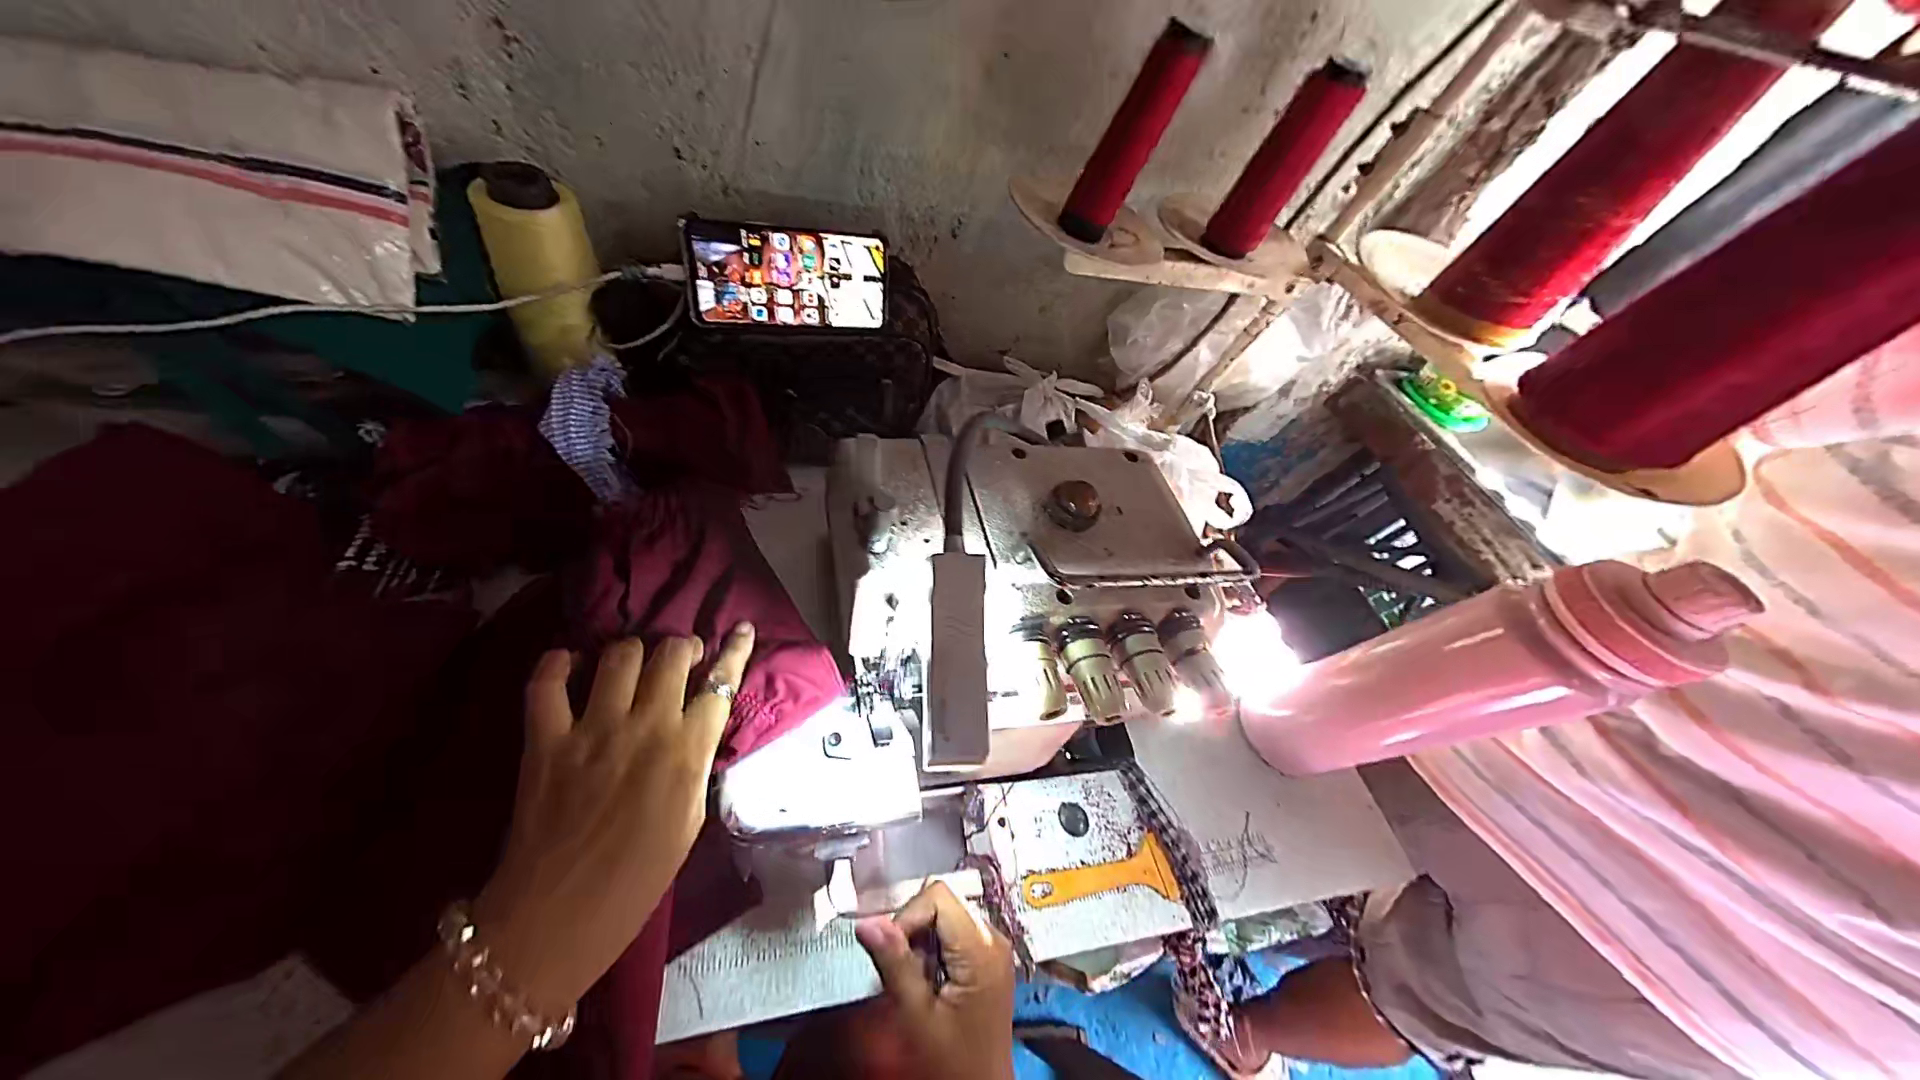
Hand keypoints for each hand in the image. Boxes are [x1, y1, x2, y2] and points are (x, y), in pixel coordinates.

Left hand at [472, 623, 755, 1014]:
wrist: (558, 916)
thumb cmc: (639, 877)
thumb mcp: (692, 818)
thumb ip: (696, 764)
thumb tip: (696, 728)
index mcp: (688, 751)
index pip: (721, 684)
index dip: (734, 651)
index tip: (741, 629)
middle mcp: (646, 728)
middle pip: (671, 655)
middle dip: (682, 647)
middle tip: (682, 657)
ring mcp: (593, 730)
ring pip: (619, 656)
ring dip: (633, 651)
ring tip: (633, 662)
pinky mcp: (545, 740)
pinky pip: (546, 683)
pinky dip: (557, 664)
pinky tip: (569, 663)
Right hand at [855, 882, 1016, 1079]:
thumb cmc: (953, 1062)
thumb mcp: (917, 1014)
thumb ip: (894, 962)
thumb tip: (867, 922)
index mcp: (982, 946)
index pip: (937, 895)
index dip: (908, 917)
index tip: (892, 952)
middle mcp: (993, 936)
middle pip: (942, 902)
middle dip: (914, 930)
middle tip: (904, 972)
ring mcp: (993, 945)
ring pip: (944, 915)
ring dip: (921, 942)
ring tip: (917, 982)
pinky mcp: (988, 956)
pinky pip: (954, 932)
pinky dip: (933, 949)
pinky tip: (930, 982)